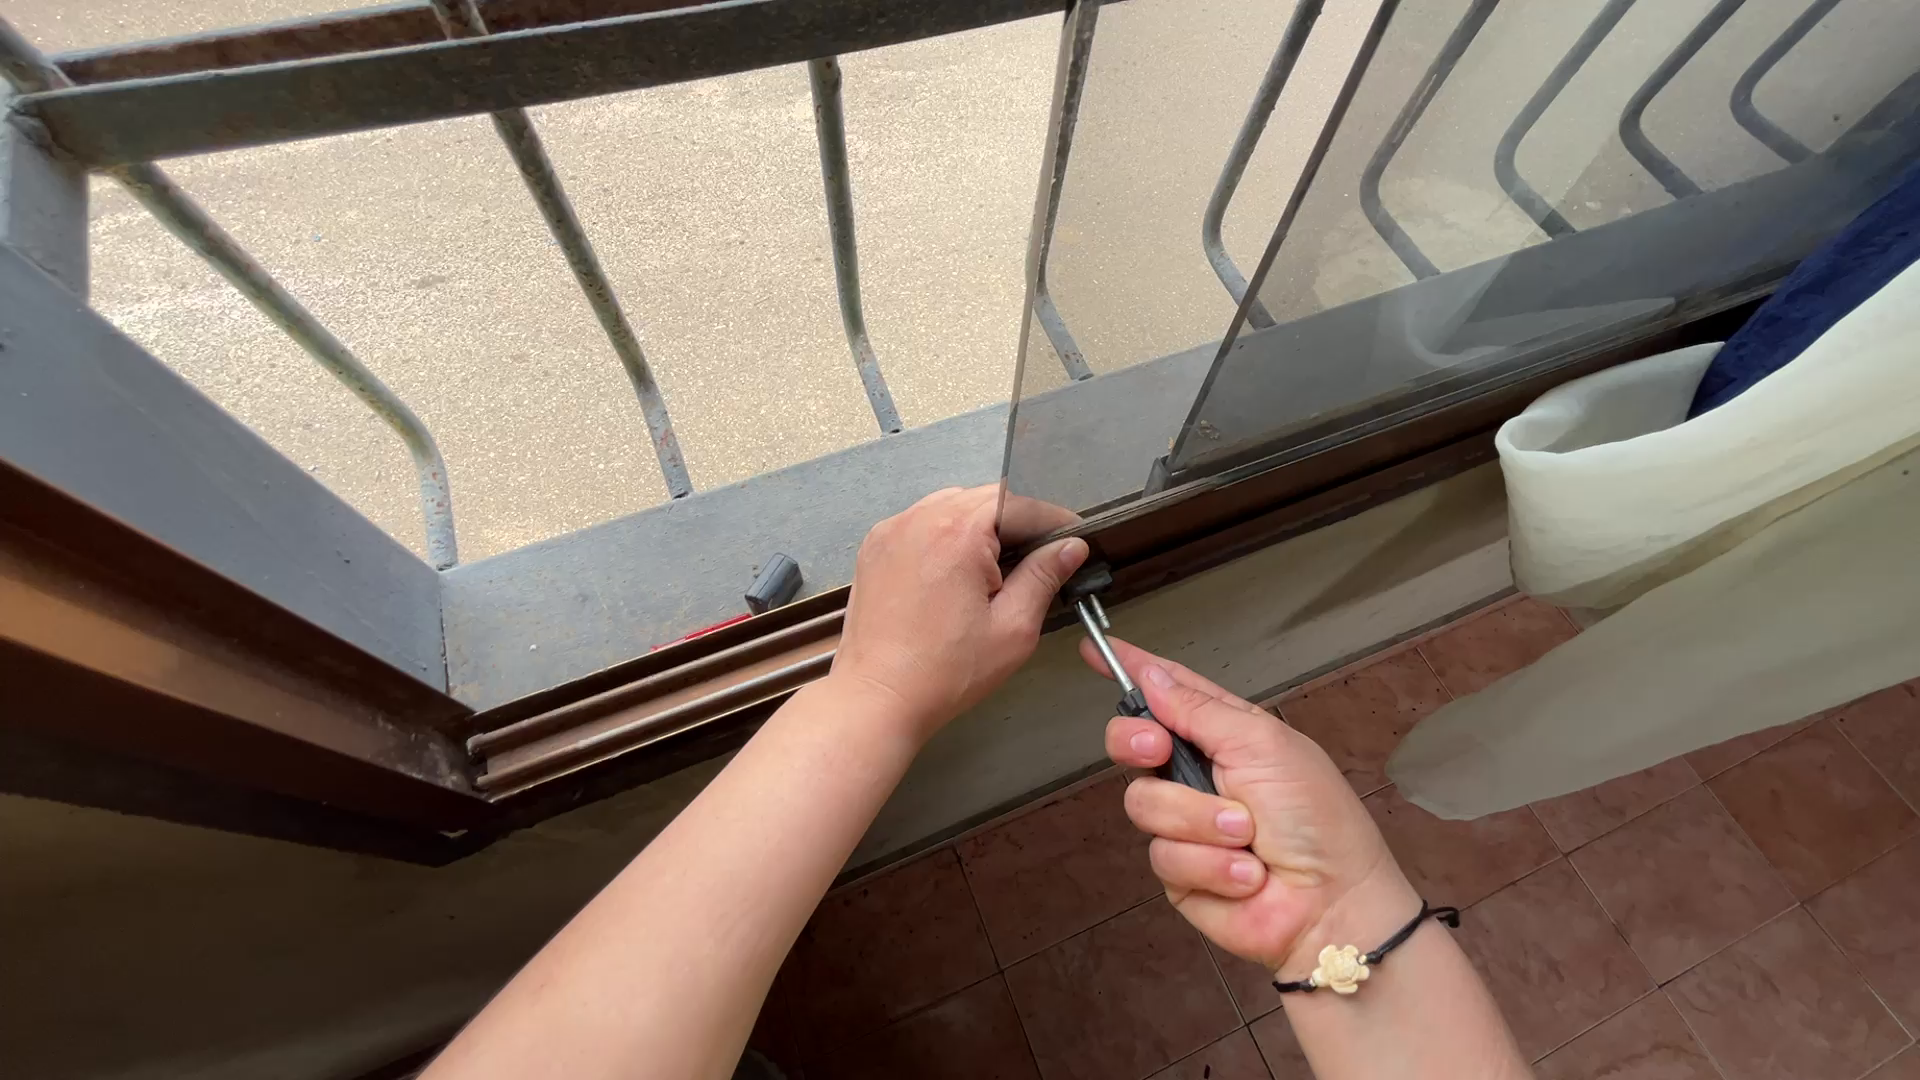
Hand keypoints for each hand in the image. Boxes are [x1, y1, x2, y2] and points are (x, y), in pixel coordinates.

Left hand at [834, 485, 1086, 741]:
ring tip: (998, 566)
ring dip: (981, 525)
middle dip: (1017, 522)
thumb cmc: (942, 672)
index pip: (1020, 504)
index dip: (1053, 519)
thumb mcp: (1012, 627)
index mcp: (957, 533)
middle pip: (985, 499)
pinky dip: (946, 534)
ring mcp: (892, 530)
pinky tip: (957, 570)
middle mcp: (920, 519)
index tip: (1072, 536)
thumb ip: (1043, 577)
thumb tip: (1070, 547)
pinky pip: (922, 522)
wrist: (876, 697)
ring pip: (952, 505)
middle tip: (1041, 555)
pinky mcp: (876, 547)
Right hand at [1081, 637, 1419, 979]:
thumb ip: (1199, 709)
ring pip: (1145, 802)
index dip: (1130, 668)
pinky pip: (1164, 855)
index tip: (1093, 649)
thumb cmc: (1314, 816)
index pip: (1166, 690)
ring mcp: (1183, 821)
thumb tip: (1149, 675)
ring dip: (1198, 819)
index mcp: (1220, 732)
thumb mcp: (1263, 744)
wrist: (1335, 907)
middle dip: (1134, 741)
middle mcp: (1195, 772)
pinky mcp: (1178, 869)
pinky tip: (1245, 874)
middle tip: (1155, 749)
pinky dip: (1209, 863)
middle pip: (1130, 741)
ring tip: (1246, 836)